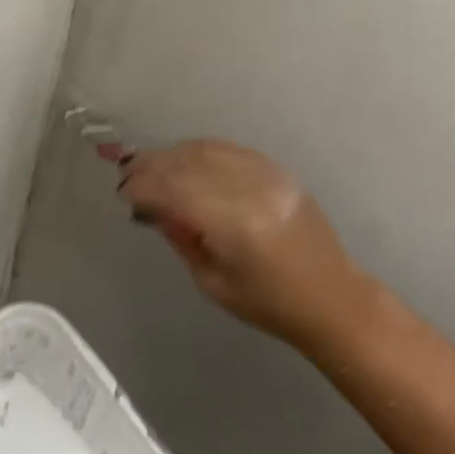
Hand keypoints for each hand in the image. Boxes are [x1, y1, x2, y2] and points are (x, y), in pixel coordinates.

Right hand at [118, 139, 372, 344]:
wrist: (331, 297)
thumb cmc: (268, 304)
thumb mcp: (212, 282)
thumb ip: (181, 238)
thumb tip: (152, 206)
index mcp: (235, 224)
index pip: (176, 189)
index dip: (143, 186)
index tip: (123, 194)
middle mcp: (251, 189)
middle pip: (188, 162)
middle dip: (152, 165)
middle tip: (127, 175)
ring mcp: (267, 173)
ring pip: (206, 149)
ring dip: (173, 154)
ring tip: (150, 166)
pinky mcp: (277, 169)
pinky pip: (228, 149)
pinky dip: (200, 151)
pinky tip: (184, 162)